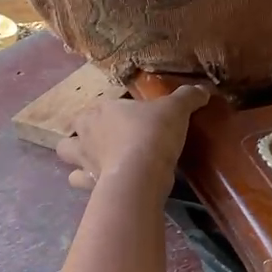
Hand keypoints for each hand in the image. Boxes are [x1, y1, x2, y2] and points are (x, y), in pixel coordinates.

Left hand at [55, 84, 209, 194]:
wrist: (140, 174)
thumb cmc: (154, 134)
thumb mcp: (176, 110)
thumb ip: (188, 97)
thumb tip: (204, 89)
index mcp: (103, 108)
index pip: (106, 104)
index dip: (118, 110)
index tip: (136, 117)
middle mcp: (87, 130)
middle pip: (78, 125)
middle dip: (88, 130)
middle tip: (110, 136)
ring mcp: (83, 157)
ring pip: (67, 151)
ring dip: (78, 154)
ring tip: (97, 158)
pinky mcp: (87, 182)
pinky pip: (79, 180)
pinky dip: (87, 180)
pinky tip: (101, 182)